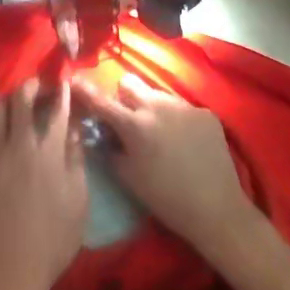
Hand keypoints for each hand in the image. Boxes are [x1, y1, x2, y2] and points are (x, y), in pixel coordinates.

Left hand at [0, 79, 88, 289]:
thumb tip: (74, 131)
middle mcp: (19, 145)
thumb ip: (76, 160)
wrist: (11, 269)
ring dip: (7, 100)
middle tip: (39, 88)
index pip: (57, 109)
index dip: (62, 92)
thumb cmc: (54, 239)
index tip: (64, 83)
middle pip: (20, 98)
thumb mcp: (79, 201)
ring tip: (15, 104)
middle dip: (32, 85)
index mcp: (48, 152)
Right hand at [72, 75, 257, 255]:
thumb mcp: (128, 177)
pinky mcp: (206, 112)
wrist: (216, 209)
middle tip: (127, 118)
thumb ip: (110, 148)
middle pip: (130, 82)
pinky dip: (177, 120)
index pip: (101, 100)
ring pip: (157, 94)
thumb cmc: (166, 198)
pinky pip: (182, 107)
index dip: (84, 90)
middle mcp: (159, 106)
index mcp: (135, 124)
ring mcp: (185, 106)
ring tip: (160, 134)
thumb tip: (103, 132)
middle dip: (123, 96)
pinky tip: (185, 142)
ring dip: (151, 107)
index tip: (73, 80)